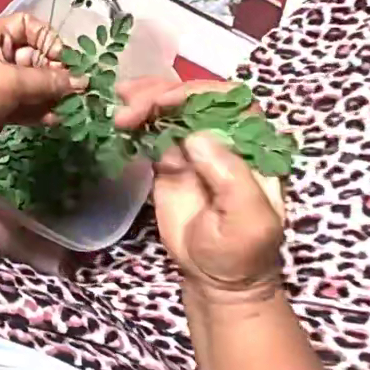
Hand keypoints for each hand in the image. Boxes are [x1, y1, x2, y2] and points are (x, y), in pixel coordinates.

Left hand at [0, 13, 85, 163]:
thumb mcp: (10, 81)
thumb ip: (47, 80)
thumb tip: (82, 81)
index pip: (26, 25)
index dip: (47, 38)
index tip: (61, 58)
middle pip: (34, 56)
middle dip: (55, 71)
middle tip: (73, 88)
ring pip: (33, 84)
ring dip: (51, 94)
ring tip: (71, 105)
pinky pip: (26, 105)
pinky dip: (40, 111)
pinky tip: (54, 119)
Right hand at [115, 79, 285, 301]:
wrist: (215, 277)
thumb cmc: (242, 251)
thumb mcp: (249, 221)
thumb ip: (231, 178)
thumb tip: (196, 136)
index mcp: (252, 147)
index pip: (230, 100)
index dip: (198, 92)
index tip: (166, 102)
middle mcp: (222, 138)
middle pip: (191, 98)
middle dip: (159, 95)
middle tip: (129, 109)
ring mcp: (192, 147)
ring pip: (168, 108)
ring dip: (141, 102)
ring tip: (119, 112)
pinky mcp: (167, 159)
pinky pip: (149, 130)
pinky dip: (133, 121)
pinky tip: (117, 121)